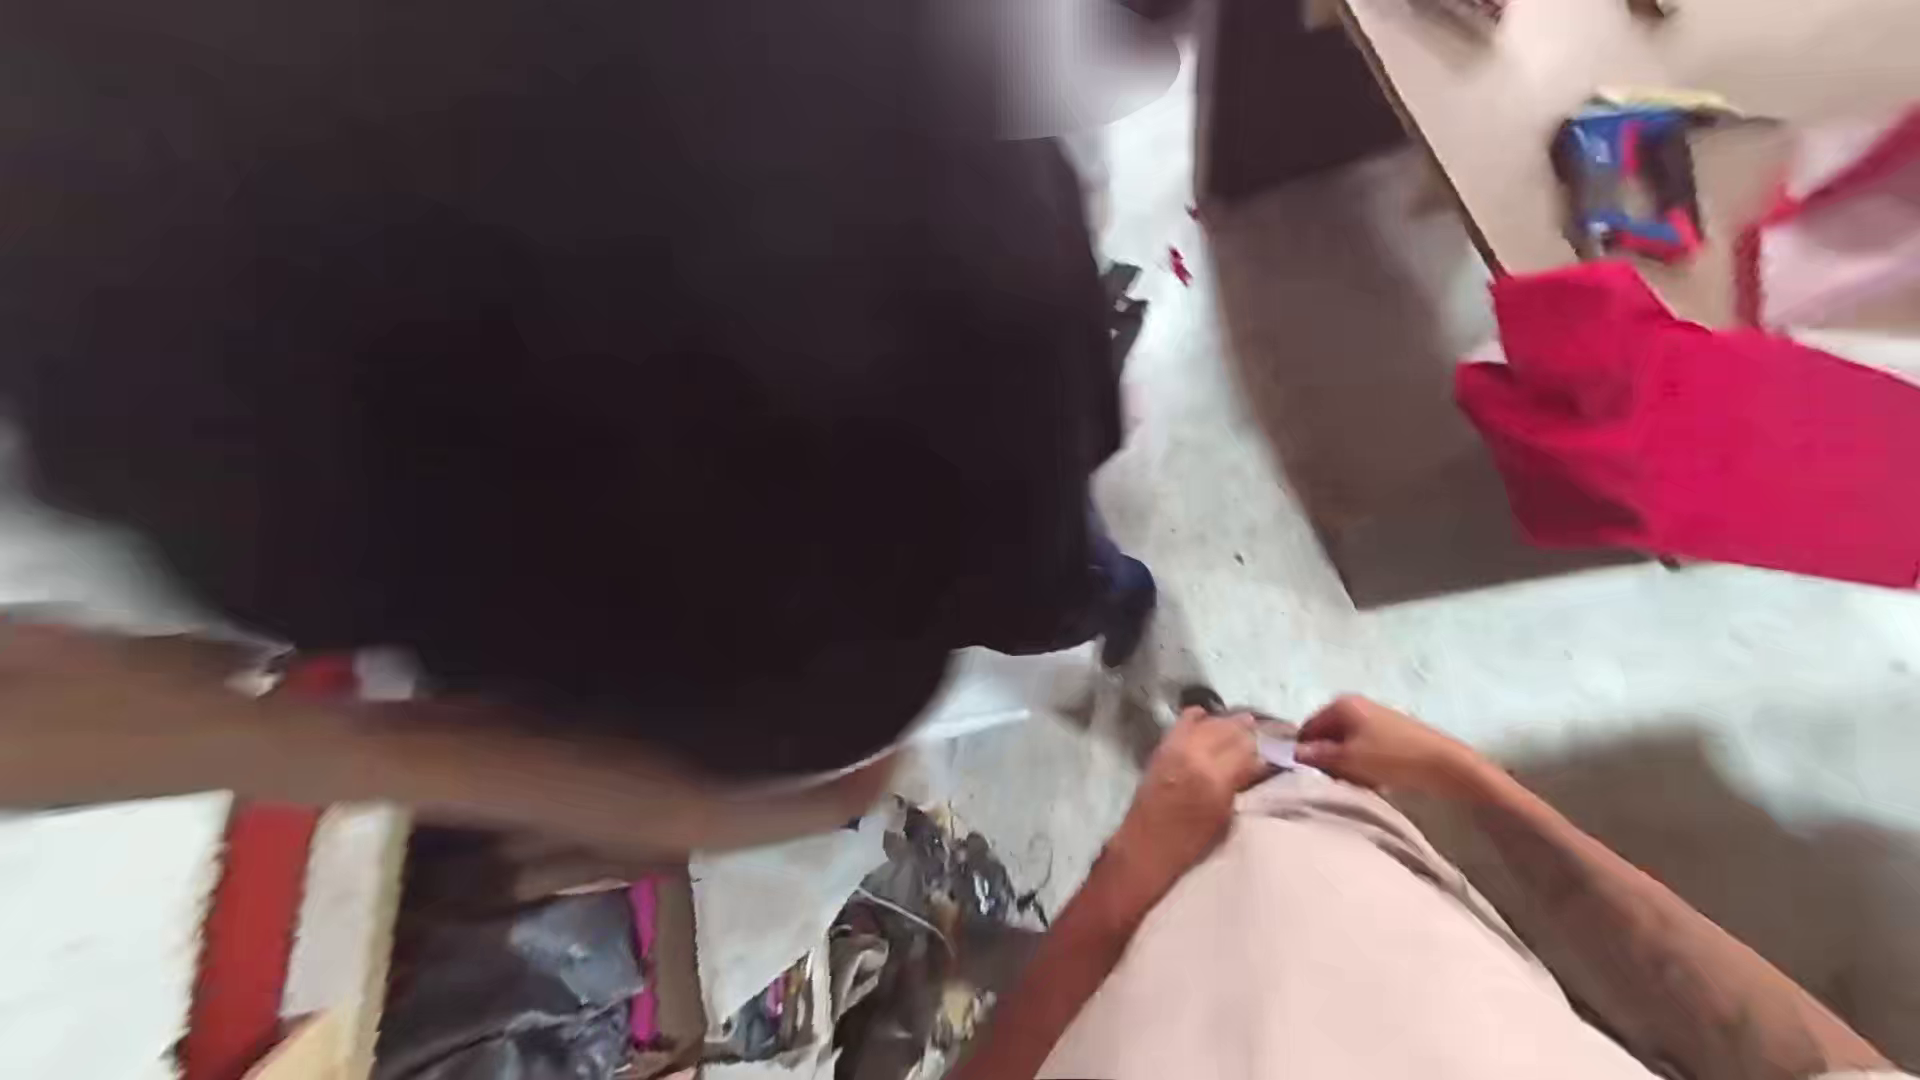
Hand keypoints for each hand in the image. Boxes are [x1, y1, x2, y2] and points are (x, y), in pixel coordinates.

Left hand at [1103, 708, 1268, 909]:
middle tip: (1271, 734)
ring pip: (1211, 722)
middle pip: (1232, 730)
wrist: (1146, 847)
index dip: (1270, 749)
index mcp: (1214, 778)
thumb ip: (1242, 784)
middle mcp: (1195, 755)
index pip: (1251, 750)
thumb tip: (1262, 763)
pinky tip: (1210, 718)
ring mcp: (1176, 746)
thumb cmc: (1191, 844)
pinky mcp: (1162, 746)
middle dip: (1254, 731)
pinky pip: (1185, 720)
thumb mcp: (1227, 816)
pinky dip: (1200, 718)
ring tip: (1247, 726)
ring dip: (1230, 723)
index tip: (1284, 748)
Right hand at [1293, 694, 1493, 798]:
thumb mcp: (1348, 759)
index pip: (1308, 728)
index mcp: (1340, 704)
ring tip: (1358, 782)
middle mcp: (1355, 704)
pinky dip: (1364, 762)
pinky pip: (1365, 746)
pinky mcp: (1393, 732)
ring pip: (1347, 743)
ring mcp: (1376, 716)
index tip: (1312, 773)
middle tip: (1336, 779)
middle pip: (1327, 734)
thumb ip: (1316, 755)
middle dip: (1328, 757)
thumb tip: (1292, 753)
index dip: (1306, 751)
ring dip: (1347, 763)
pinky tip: (1375, 779)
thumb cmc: (1392, 758)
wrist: (1449, 766)